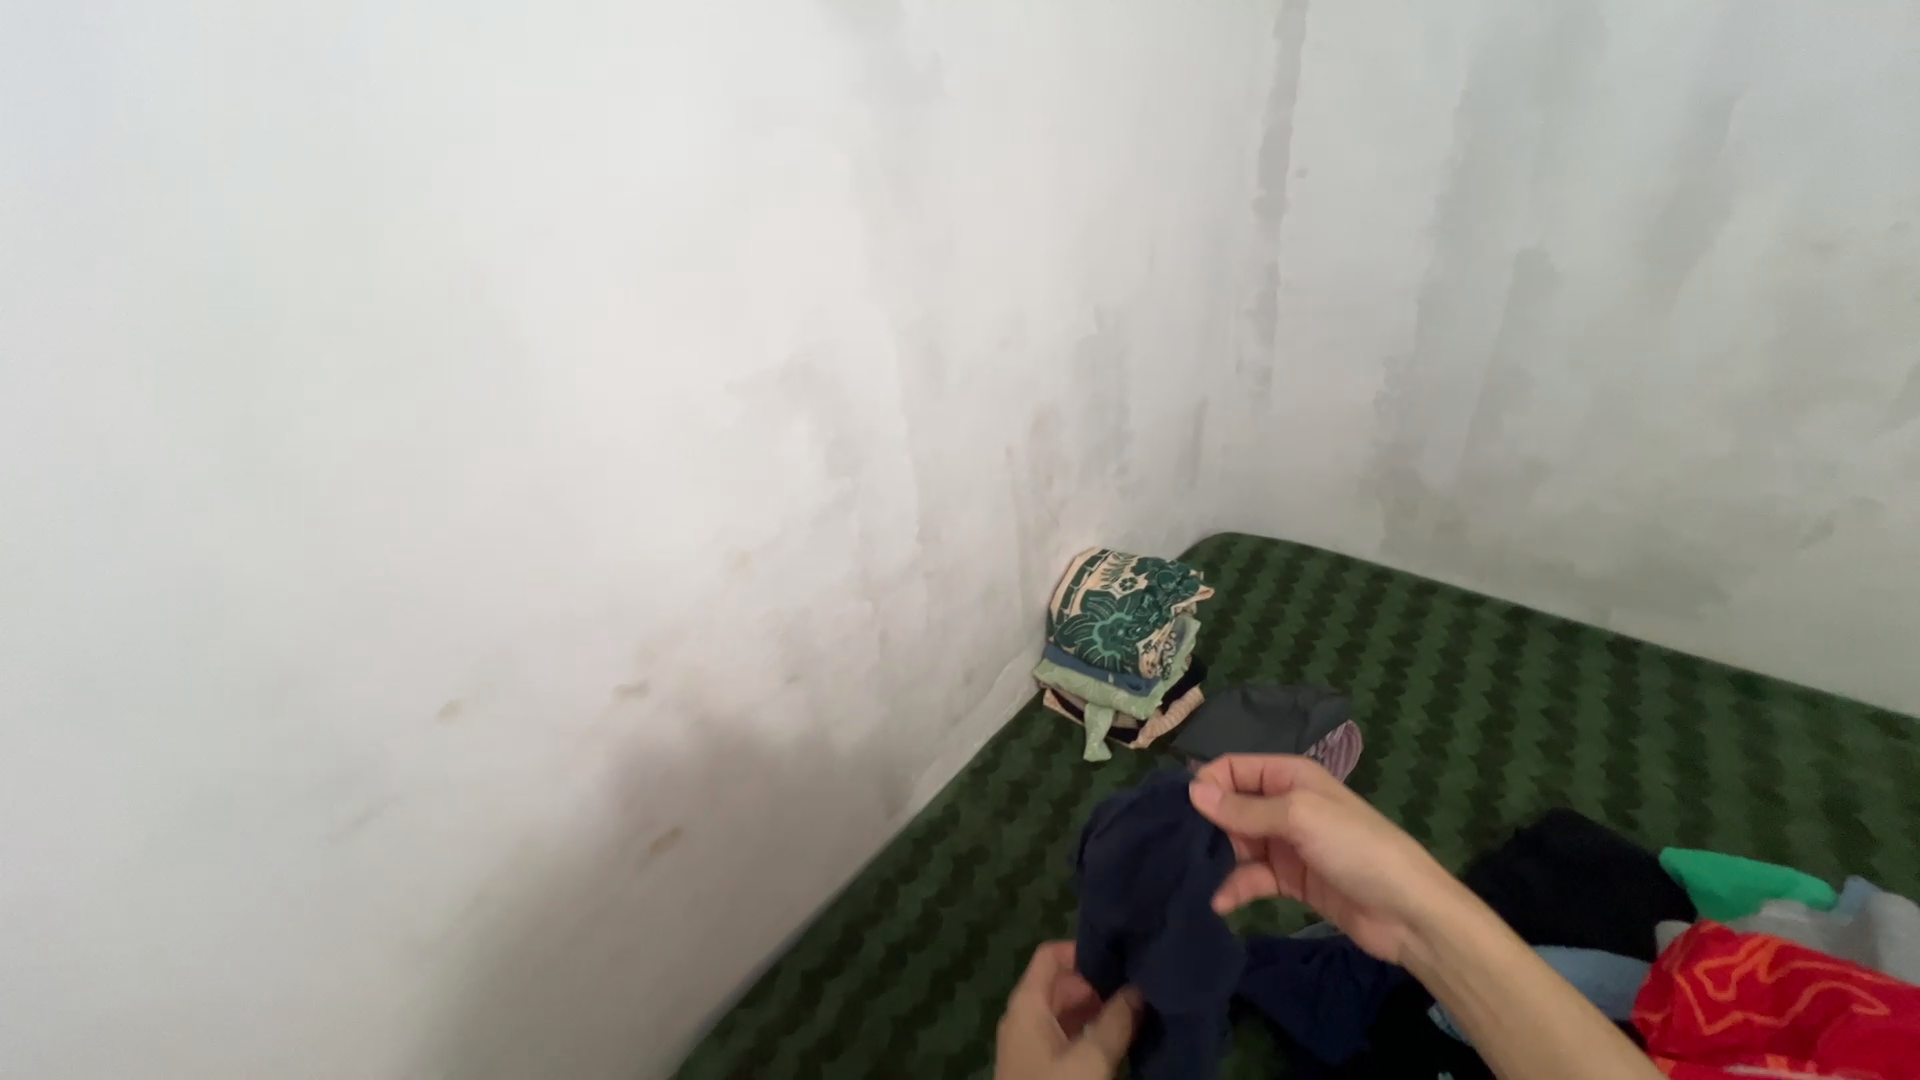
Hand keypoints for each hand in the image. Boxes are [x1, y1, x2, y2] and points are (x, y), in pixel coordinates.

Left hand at [994, 942, 1141, 1079]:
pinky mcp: (1038, 1069)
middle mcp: (1024, 1016)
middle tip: (1135, 989)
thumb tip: (1140, 987)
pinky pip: (1064, 1037)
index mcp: (1027, 1003)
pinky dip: (1089, 1034)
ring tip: (1135, 1014)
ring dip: (1097, 1012)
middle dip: (1097, 985)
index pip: (1051, 955)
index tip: (1118, 960)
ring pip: (1065, 1012)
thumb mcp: (1091, 1060)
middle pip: (1060, 983)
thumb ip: (1116, 1021)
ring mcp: (1029, 1044)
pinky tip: (1118, 1043)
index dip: (1082, 951)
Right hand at [1188, 754, 1457, 964]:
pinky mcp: (1290, 879)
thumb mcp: (1298, 817)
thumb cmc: (1355, 848)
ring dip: (1217, 857)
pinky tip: (1218, 902)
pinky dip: (1234, 886)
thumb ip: (1244, 808)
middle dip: (1206, 824)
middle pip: (1230, 806)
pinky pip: (1251, 876)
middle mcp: (1283, 804)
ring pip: (1236, 842)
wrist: (1410, 914)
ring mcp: (1286, 843)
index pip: (1232, 768)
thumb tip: (1192, 791)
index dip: (1207, 784)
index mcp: (1288, 776)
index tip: (1181, 810)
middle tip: (1180, 847)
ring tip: (1193, 876)